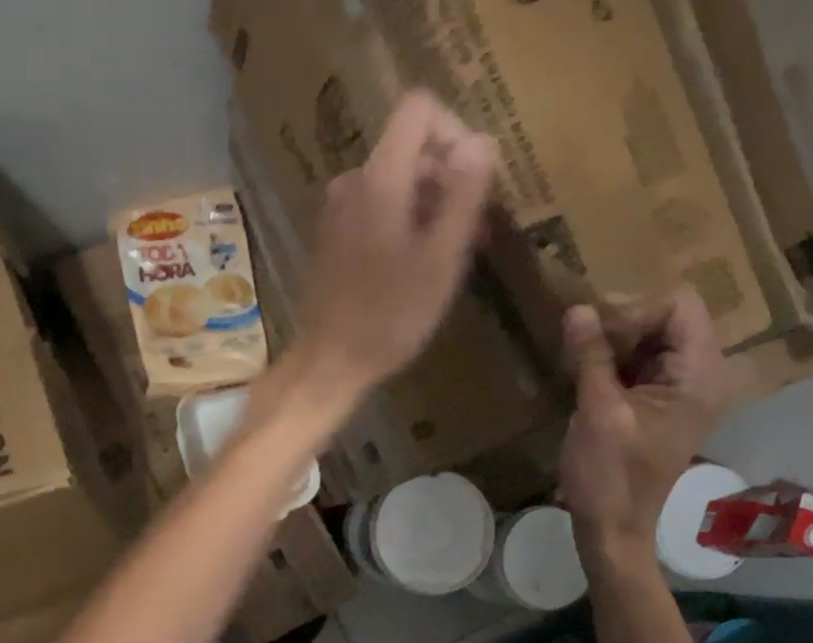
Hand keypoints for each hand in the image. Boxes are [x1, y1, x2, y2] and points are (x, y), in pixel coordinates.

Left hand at [294, 92, 497, 398]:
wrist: (330, 361)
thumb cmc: (391, 316)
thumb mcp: (441, 258)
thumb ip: (464, 195)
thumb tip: (483, 142)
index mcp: (379, 178)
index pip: (419, 110)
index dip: (456, 132)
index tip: (477, 181)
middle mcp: (353, 182)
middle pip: (411, 149)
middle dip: (450, 178)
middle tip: (477, 232)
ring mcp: (338, 210)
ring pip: (397, 182)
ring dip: (432, 206)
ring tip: (454, 255)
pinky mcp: (334, 236)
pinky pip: (379, 208)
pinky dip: (407, 223)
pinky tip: (420, 267)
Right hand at [559, 288, 734, 561]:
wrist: (613, 531)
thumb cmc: (611, 477)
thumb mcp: (598, 413)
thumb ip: (592, 357)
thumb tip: (579, 307)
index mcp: (698, 377)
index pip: (680, 305)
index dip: (636, 311)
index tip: (600, 341)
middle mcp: (698, 376)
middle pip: (667, 315)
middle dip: (623, 323)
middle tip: (583, 348)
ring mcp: (678, 390)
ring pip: (650, 336)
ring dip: (613, 341)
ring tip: (580, 360)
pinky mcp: (657, 403)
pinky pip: (640, 361)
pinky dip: (613, 360)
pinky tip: (585, 374)